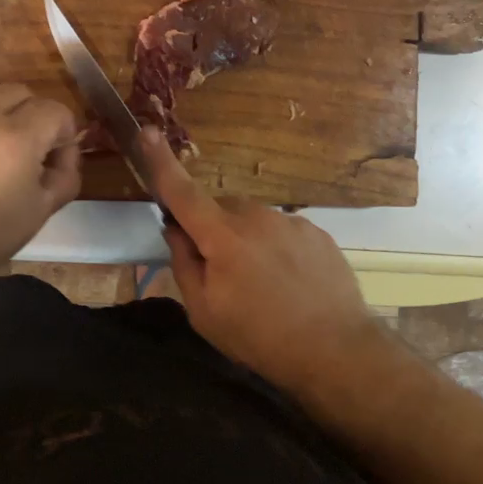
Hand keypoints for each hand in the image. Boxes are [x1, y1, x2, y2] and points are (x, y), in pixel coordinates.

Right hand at [138, 127, 390, 396]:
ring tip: (261, 285)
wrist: (335, 351)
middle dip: (211, 229)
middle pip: (219, 209)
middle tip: (220, 274)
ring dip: (245, 240)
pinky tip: (287, 283)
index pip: (183, 192)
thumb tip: (175, 229)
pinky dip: (275, 248)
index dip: (161, 162)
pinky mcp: (317, 233)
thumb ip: (184, 263)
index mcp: (223, 237)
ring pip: (252, 220)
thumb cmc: (259, 337)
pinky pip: (281, 230)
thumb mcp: (204, 311)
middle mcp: (257, 217)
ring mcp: (291, 222)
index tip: (147, 132)